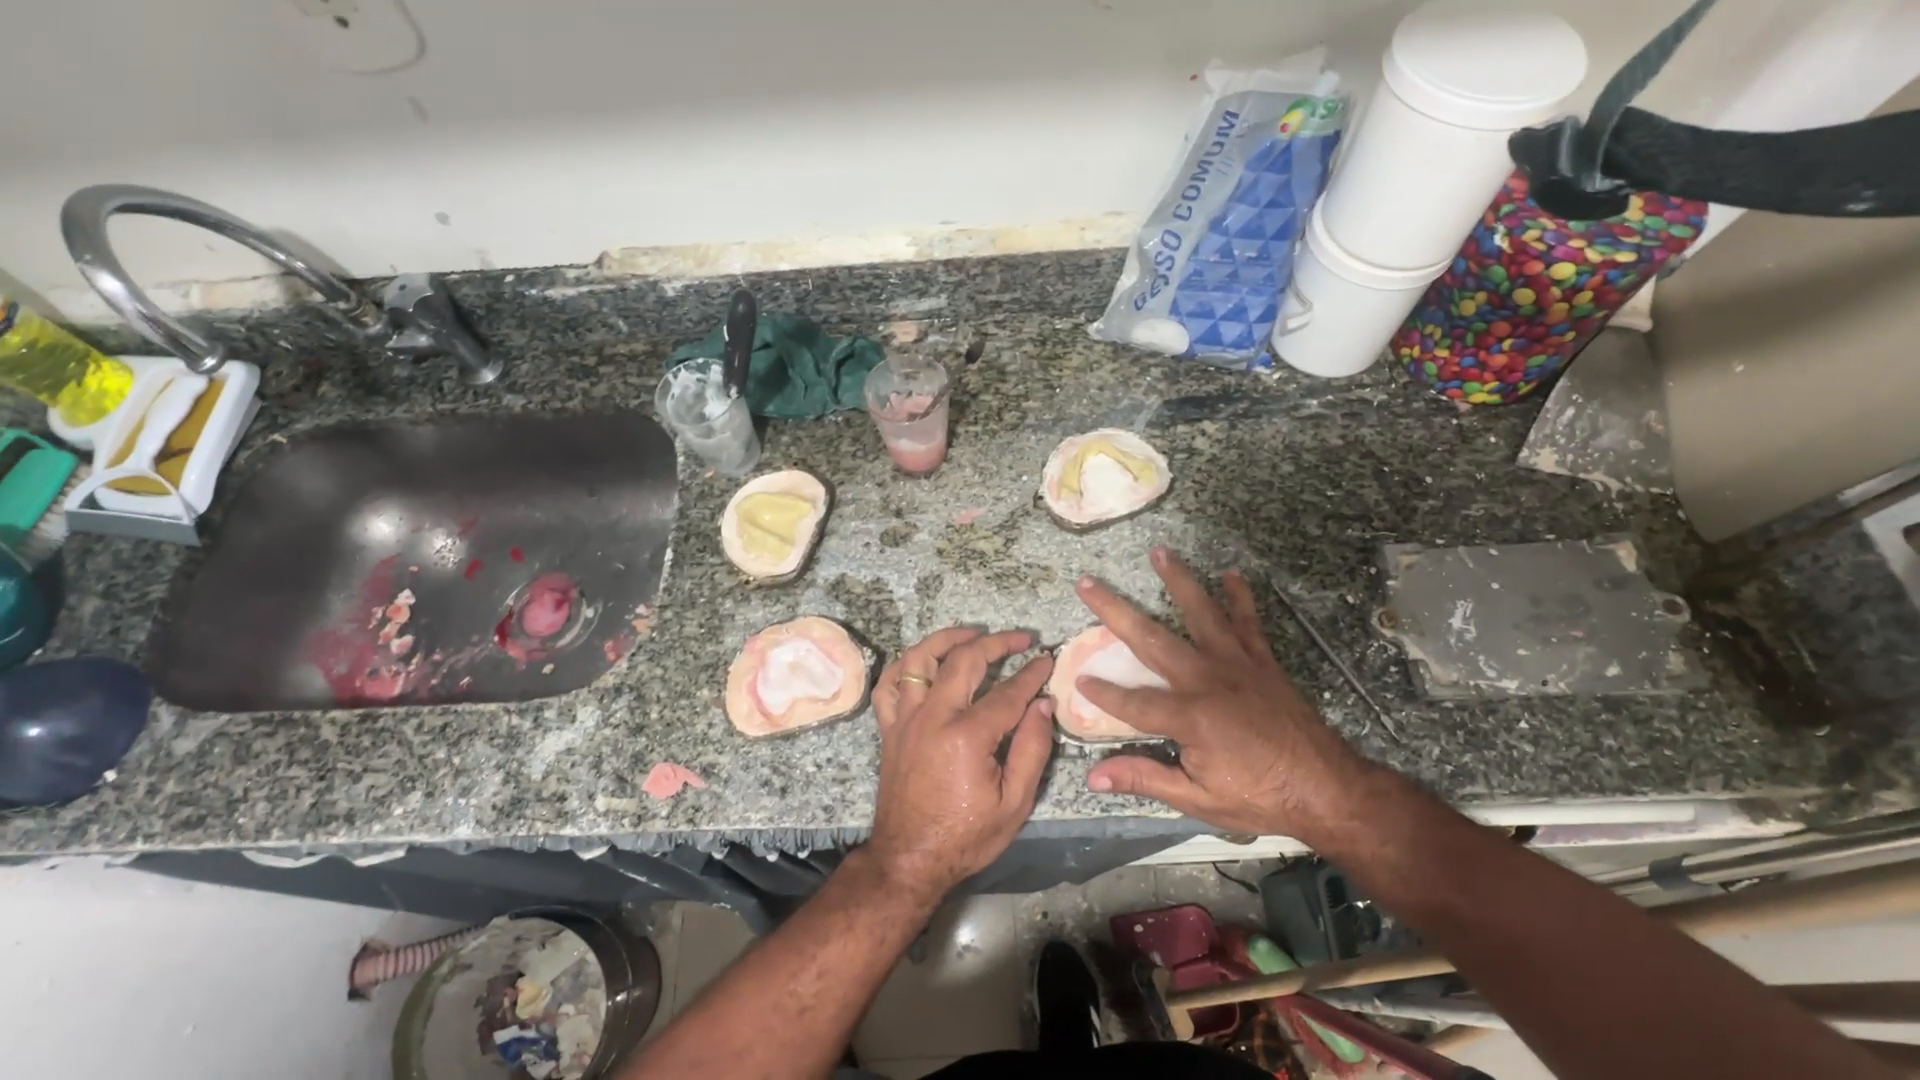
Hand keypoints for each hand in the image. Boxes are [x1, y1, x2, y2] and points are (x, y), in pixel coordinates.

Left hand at [867, 626, 1055, 900]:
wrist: (910, 859)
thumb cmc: (966, 836)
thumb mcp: (1014, 803)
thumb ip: (1032, 749)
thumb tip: (1043, 705)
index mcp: (967, 737)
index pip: (1007, 692)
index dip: (1031, 673)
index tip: (1048, 659)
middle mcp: (932, 718)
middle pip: (963, 661)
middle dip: (996, 642)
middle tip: (1021, 638)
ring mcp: (905, 720)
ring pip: (919, 660)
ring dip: (946, 639)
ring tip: (972, 634)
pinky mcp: (889, 729)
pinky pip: (889, 684)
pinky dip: (905, 665)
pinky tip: (925, 660)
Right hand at [1076, 548, 1376, 840]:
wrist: (1326, 788)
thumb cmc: (1260, 797)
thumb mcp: (1197, 799)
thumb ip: (1144, 778)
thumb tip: (1094, 776)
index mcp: (1189, 716)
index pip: (1132, 702)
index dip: (1103, 693)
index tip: (1078, 680)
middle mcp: (1207, 679)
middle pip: (1151, 639)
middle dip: (1115, 611)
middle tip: (1087, 584)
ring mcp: (1237, 664)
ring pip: (1200, 613)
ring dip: (1178, 580)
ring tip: (1159, 552)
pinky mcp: (1262, 662)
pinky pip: (1248, 621)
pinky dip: (1239, 596)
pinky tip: (1230, 573)